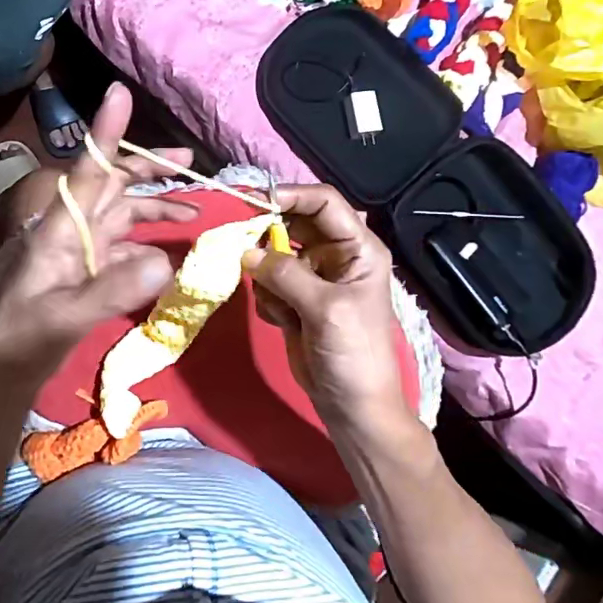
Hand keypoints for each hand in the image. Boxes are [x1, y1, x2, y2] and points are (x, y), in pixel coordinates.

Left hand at [0, 83, 198, 379]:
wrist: (3, 372)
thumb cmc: (23, 339)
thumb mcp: (65, 317)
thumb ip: (112, 291)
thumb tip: (166, 262)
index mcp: (60, 228)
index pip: (87, 172)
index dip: (106, 132)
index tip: (119, 93)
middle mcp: (72, 230)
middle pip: (113, 186)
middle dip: (148, 168)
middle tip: (188, 160)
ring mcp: (81, 251)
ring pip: (123, 214)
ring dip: (156, 208)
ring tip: (194, 212)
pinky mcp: (88, 271)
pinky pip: (125, 246)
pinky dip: (149, 244)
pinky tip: (171, 253)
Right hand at [242, 185, 406, 427]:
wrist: (352, 406)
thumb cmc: (354, 353)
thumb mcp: (325, 309)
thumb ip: (286, 275)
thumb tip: (246, 252)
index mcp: (357, 248)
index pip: (324, 203)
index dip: (292, 196)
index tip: (255, 202)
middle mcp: (335, 256)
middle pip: (294, 224)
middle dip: (269, 237)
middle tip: (244, 249)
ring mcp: (313, 278)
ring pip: (274, 255)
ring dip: (268, 277)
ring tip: (281, 307)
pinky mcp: (295, 300)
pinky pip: (268, 283)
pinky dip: (268, 299)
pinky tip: (283, 322)